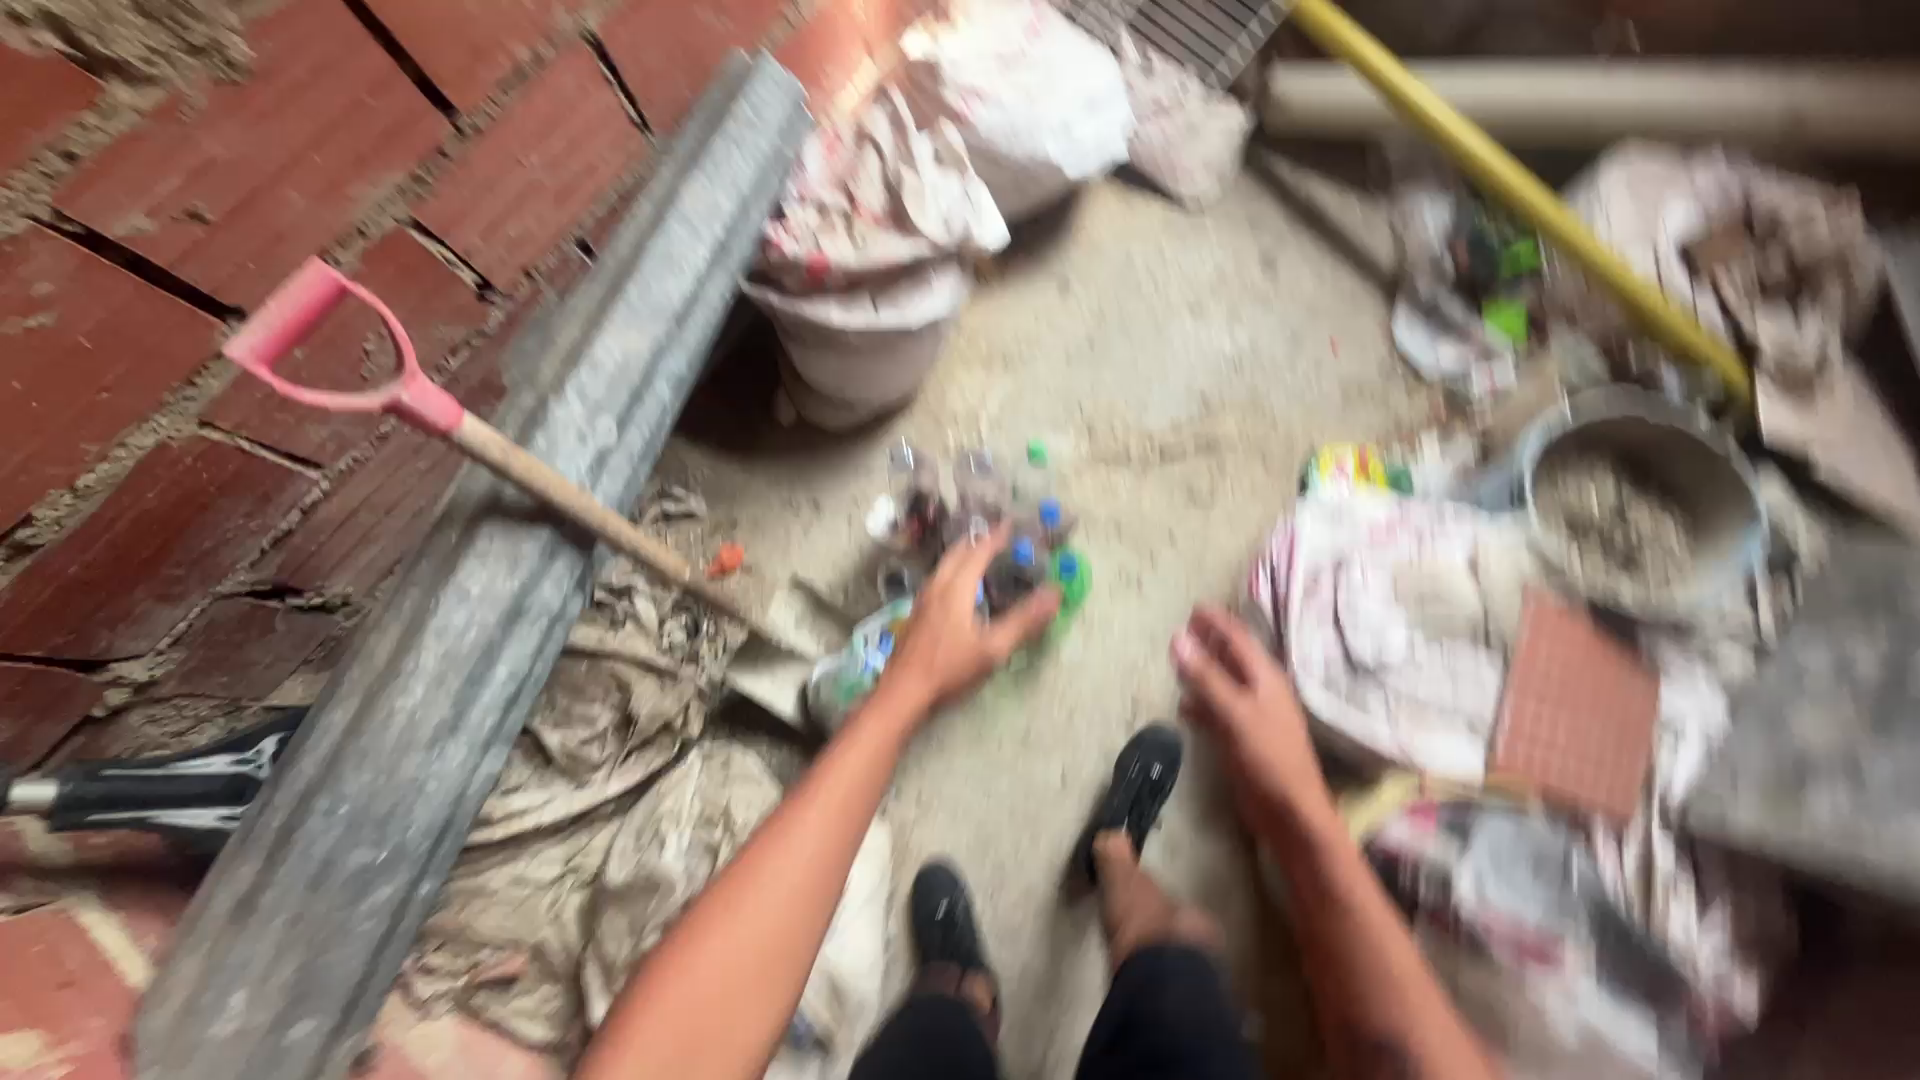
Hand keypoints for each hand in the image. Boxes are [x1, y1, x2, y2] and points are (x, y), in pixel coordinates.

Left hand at [880, 523, 1061, 715]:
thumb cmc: (950, 668)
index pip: (978, 551)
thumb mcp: (993, 648)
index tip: (1010, 524)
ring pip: (944, 566)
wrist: (903, 691)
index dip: (996, 537)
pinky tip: (959, 588)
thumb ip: (1024, 620)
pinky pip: (938, 579)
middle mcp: (936, 586)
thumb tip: (1055, 593)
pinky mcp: (917, 614)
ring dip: (963, 555)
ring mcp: (923, 600)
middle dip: (977, 541)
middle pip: (957, 553)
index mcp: (956, 588)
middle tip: (996, 536)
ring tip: (980, 556)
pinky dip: (954, 570)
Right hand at [1170, 605, 1334, 832]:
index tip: (1194, 607)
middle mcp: (1260, 691)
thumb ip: (1206, 676)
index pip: (1238, 638)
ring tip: (1179, 661)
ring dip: (1204, 671)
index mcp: (1264, 678)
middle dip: (1210, 642)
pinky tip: (1184, 708)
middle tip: (1185, 627)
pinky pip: (1219, 711)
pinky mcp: (1244, 738)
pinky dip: (1202, 704)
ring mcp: (1253, 715)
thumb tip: (1178, 637)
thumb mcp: (1234, 713)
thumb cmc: (1267, 758)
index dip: (1217, 621)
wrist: (1290, 812)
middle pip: (1232, 657)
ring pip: (1224, 683)